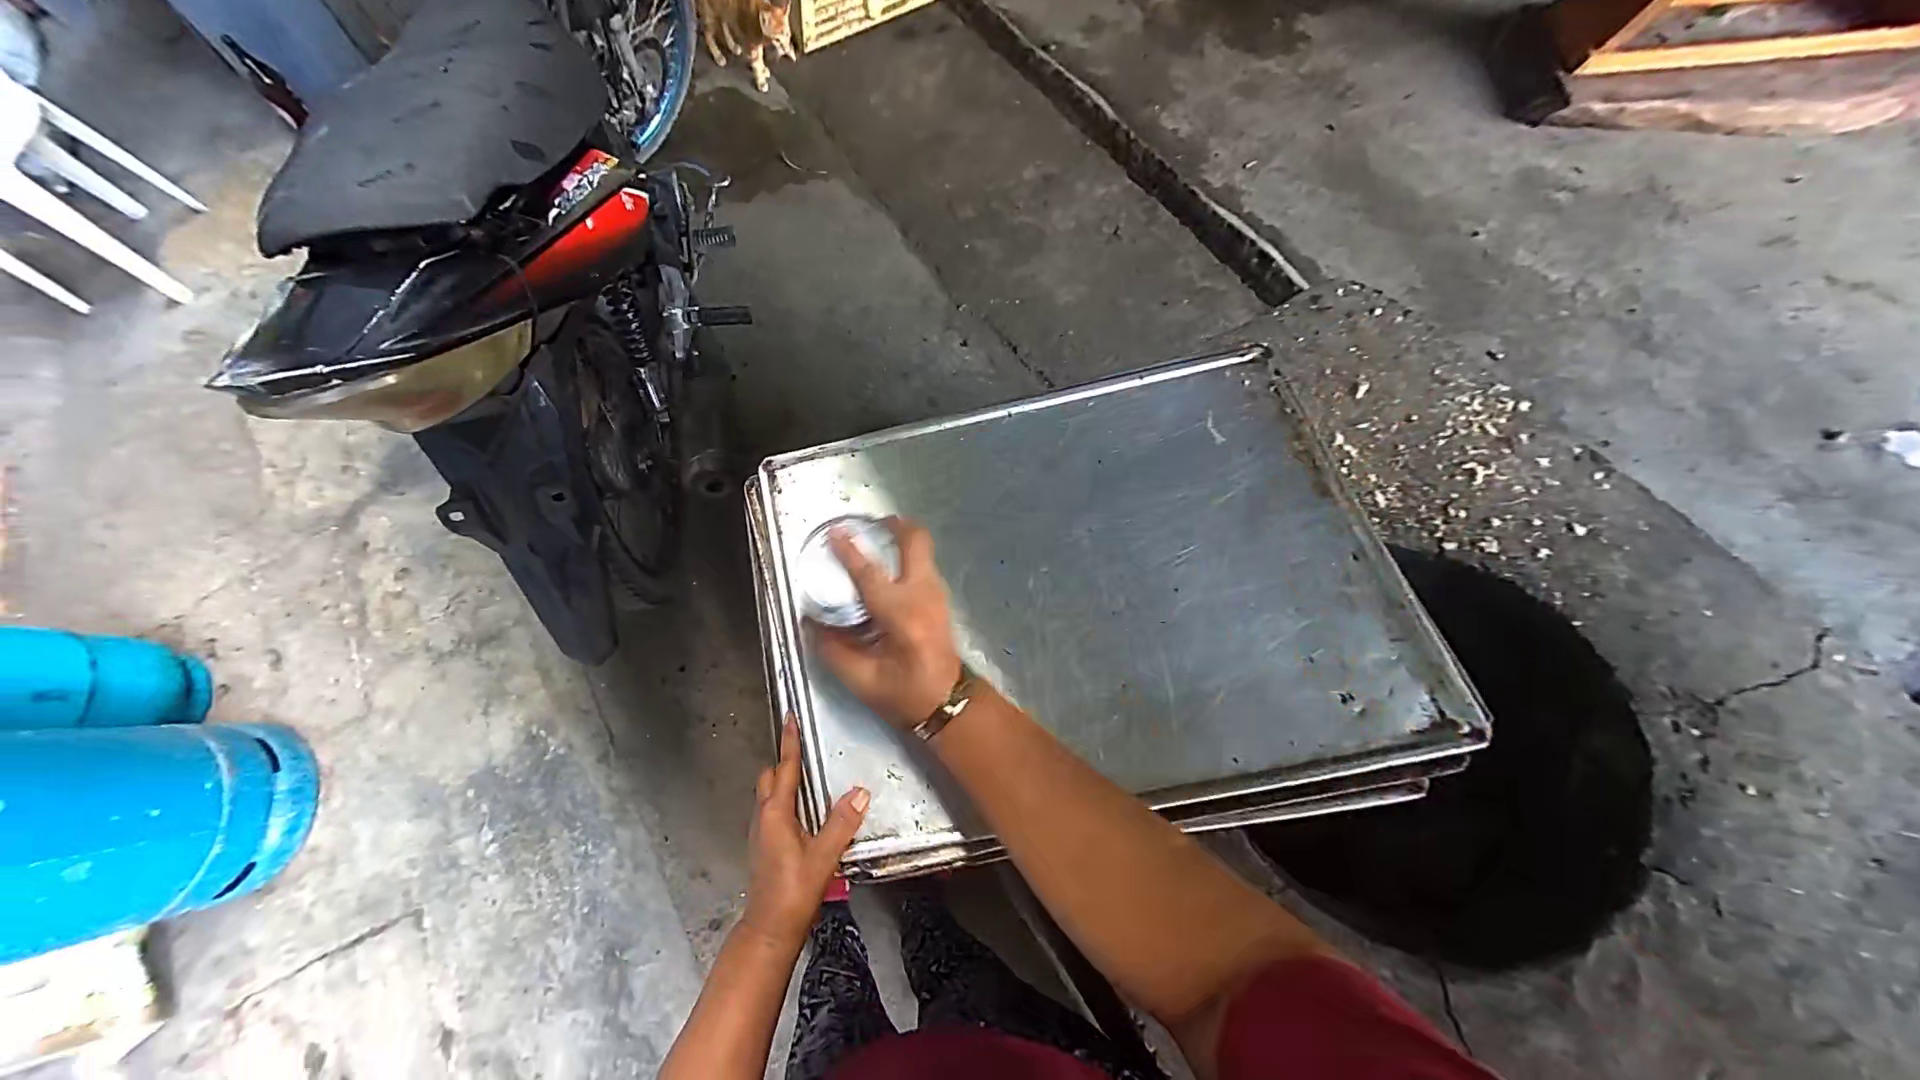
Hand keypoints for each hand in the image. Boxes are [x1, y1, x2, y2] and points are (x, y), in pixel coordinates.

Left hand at [742, 717, 868, 947]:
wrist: (769, 931)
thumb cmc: (793, 893)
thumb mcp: (823, 857)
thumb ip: (842, 824)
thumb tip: (860, 791)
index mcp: (775, 814)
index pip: (783, 768)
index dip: (788, 743)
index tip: (790, 718)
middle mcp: (763, 818)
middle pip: (769, 778)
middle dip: (783, 760)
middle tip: (804, 749)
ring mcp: (760, 834)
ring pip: (769, 795)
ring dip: (784, 781)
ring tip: (809, 776)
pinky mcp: (764, 847)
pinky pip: (773, 811)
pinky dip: (786, 800)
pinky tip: (805, 813)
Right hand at [812, 516, 962, 729]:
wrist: (948, 704)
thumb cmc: (906, 694)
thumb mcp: (862, 680)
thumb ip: (833, 648)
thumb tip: (811, 623)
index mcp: (902, 614)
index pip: (870, 573)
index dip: (849, 551)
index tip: (836, 532)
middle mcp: (923, 594)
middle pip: (915, 541)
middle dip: (895, 525)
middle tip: (873, 523)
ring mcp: (937, 594)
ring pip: (923, 550)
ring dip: (902, 539)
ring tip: (876, 542)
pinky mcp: (941, 599)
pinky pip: (924, 564)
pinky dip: (907, 557)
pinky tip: (889, 570)